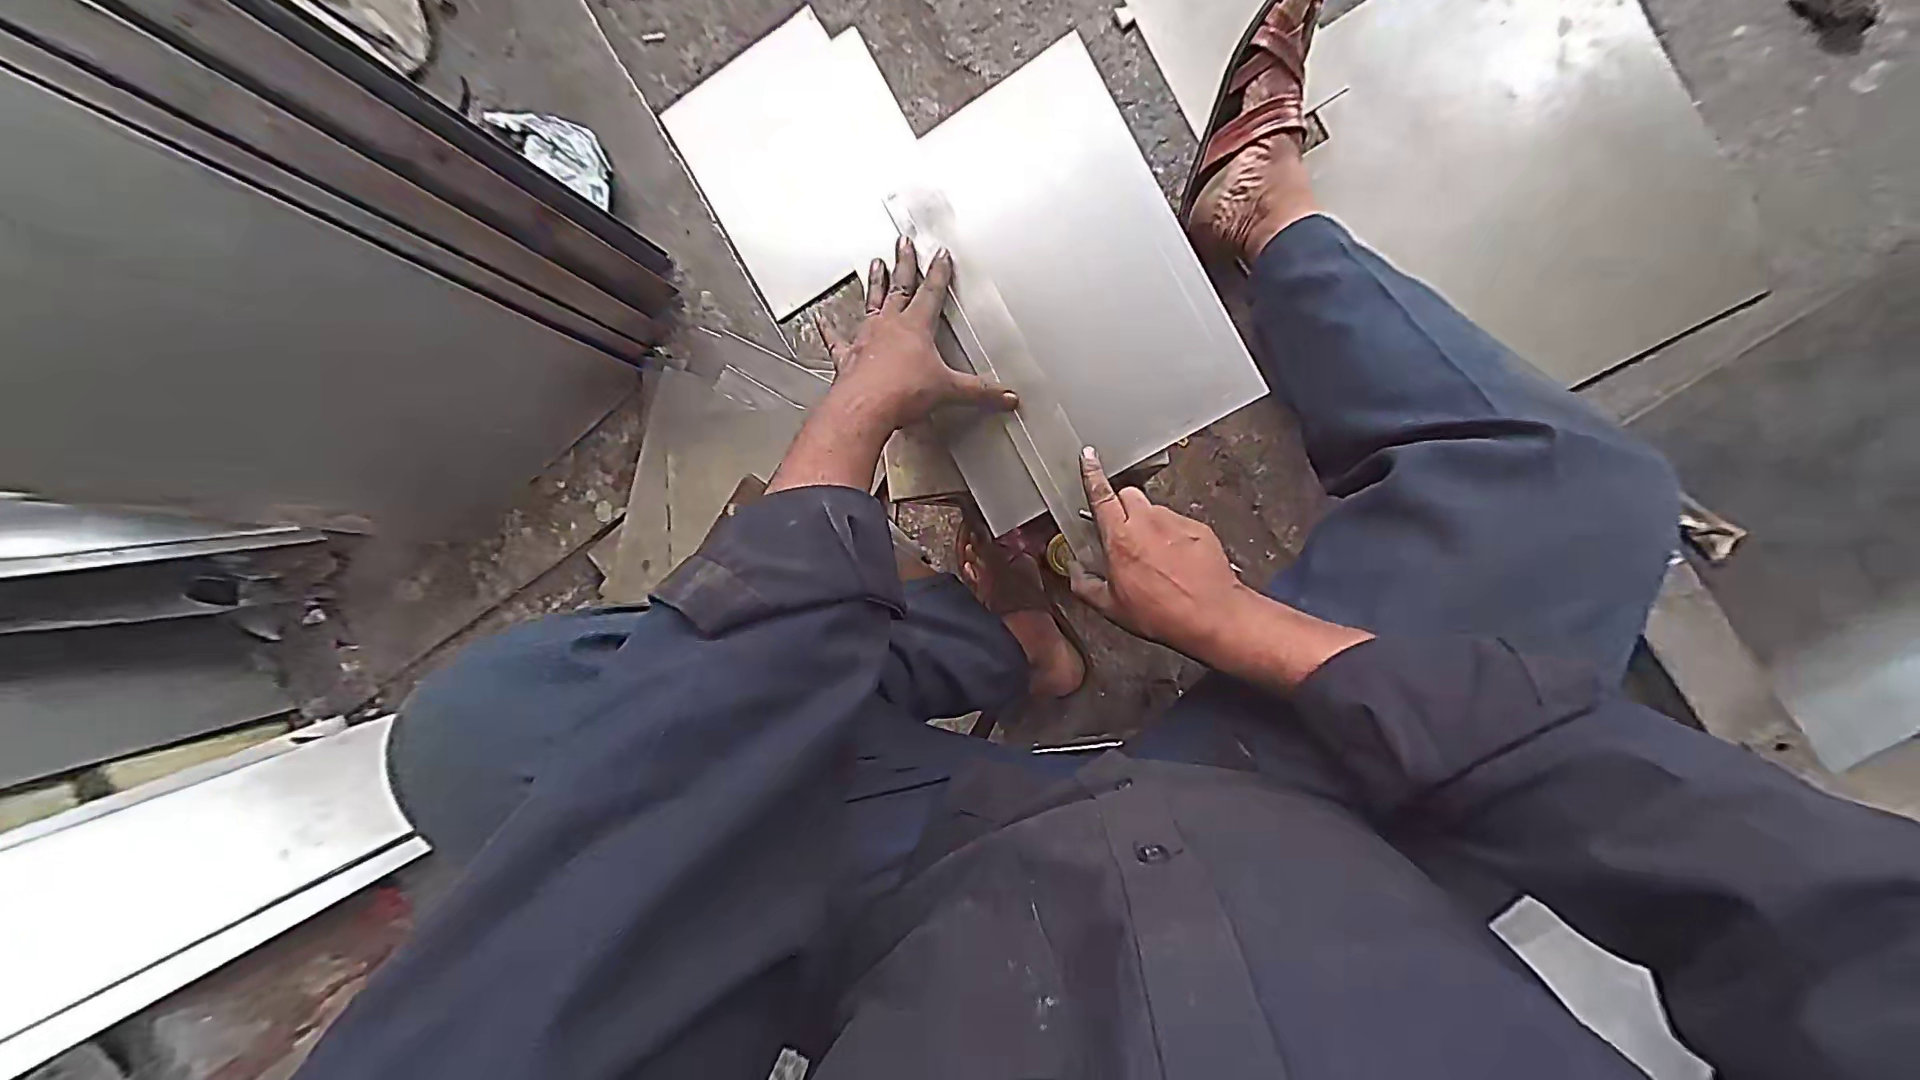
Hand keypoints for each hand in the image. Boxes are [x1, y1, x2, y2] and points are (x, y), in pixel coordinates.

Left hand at [818, 236, 1017, 433]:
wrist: (865, 408)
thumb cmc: (901, 393)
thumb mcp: (949, 391)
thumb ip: (979, 393)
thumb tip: (1006, 397)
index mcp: (916, 327)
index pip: (931, 292)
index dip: (938, 272)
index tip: (941, 255)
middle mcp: (889, 325)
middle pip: (899, 286)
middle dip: (904, 263)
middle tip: (903, 243)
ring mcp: (865, 338)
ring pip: (871, 303)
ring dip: (875, 284)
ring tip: (875, 265)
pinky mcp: (847, 357)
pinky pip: (837, 339)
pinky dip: (830, 330)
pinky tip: (823, 320)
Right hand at [1065, 447, 1257, 661]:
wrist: (1212, 616)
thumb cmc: (1162, 613)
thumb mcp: (1112, 607)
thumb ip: (1085, 585)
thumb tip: (1075, 573)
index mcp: (1120, 538)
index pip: (1101, 495)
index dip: (1092, 474)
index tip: (1088, 459)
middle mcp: (1148, 523)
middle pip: (1128, 495)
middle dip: (1121, 507)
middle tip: (1122, 532)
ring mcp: (1175, 523)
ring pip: (1153, 510)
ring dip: (1148, 524)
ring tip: (1154, 556)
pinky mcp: (1198, 528)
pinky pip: (1177, 523)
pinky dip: (1172, 536)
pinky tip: (1175, 561)